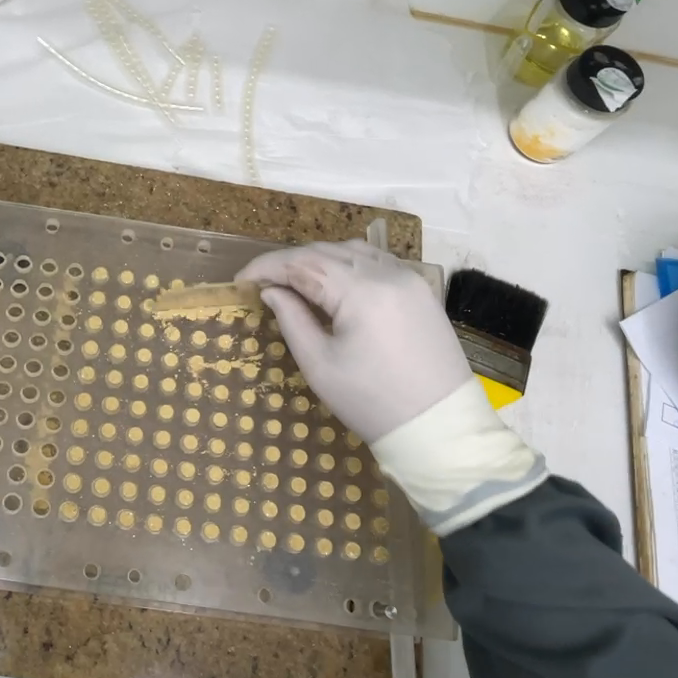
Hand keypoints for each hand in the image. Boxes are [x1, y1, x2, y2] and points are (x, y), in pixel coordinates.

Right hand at [234, 240, 468, 443]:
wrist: (438, 425)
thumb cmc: (371, 402)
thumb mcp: (319, 364)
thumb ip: (292, 319)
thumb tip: (271, 292)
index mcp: (361, 291)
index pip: (303, 263)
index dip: (266, 267)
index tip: (240, 280)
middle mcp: (387, 273)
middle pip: (326, 252)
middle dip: (289, 263)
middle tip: (260, 283)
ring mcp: (408, 278)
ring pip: (351, 251)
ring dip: (317, 261)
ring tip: (291, 282)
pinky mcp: (419, 290)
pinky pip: (375, 262)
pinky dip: (345, 265)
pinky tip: (330, 284)